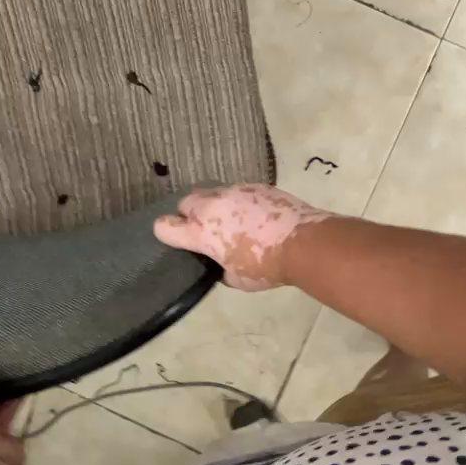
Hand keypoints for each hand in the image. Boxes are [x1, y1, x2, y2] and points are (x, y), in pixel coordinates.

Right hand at [152, 184, 329, 290]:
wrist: (302, 243)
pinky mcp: (254, 185)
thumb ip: (218, 268)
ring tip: (232, 221)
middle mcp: (210, 206)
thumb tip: (220, 263)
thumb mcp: (235, 279)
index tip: (178, 240)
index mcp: (200, 232)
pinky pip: (237, 191)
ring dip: (215, 206)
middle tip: (207, 231)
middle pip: (185, 202)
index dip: (168, 234)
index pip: (164, 227)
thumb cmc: (265, 267)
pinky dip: (239, 202)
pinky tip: (255, 215)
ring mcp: (233, 191)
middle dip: (190, 215)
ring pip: (211, 193)